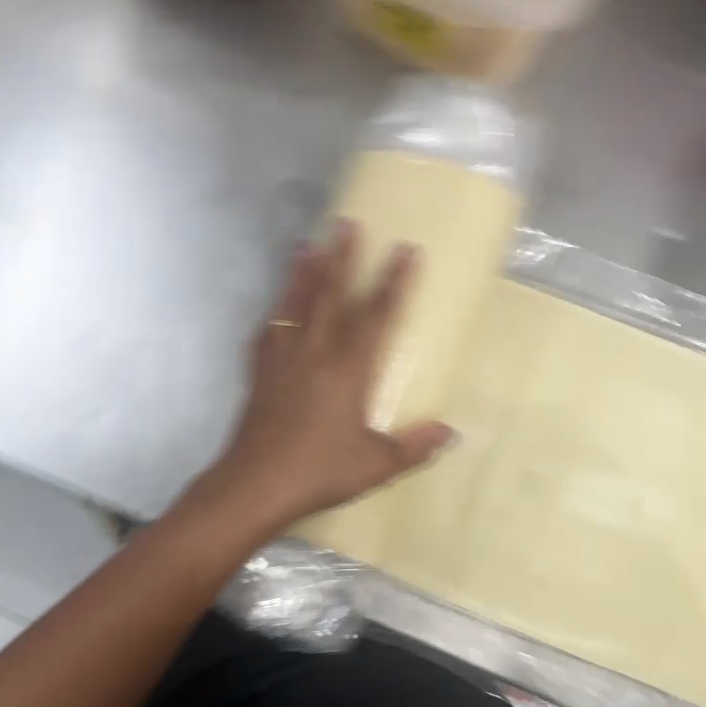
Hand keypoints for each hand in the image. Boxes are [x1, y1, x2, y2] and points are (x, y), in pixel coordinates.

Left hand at [193, 221, 453, 534]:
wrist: (255, 484)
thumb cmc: (319, 472)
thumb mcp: (376, 466)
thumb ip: (414, 447)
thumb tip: (449, 433)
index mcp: (349, 370)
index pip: (376, 315)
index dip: (393, 282)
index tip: (405, 249)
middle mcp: (315, 353)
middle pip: (330, 295)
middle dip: (341, 257)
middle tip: (345, 222)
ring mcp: (281, 360)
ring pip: (293, 305)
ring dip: (302, 273)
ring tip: (306, 244)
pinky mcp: (258, 373)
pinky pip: (267, 332)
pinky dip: (274, 314)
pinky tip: (274, 311)